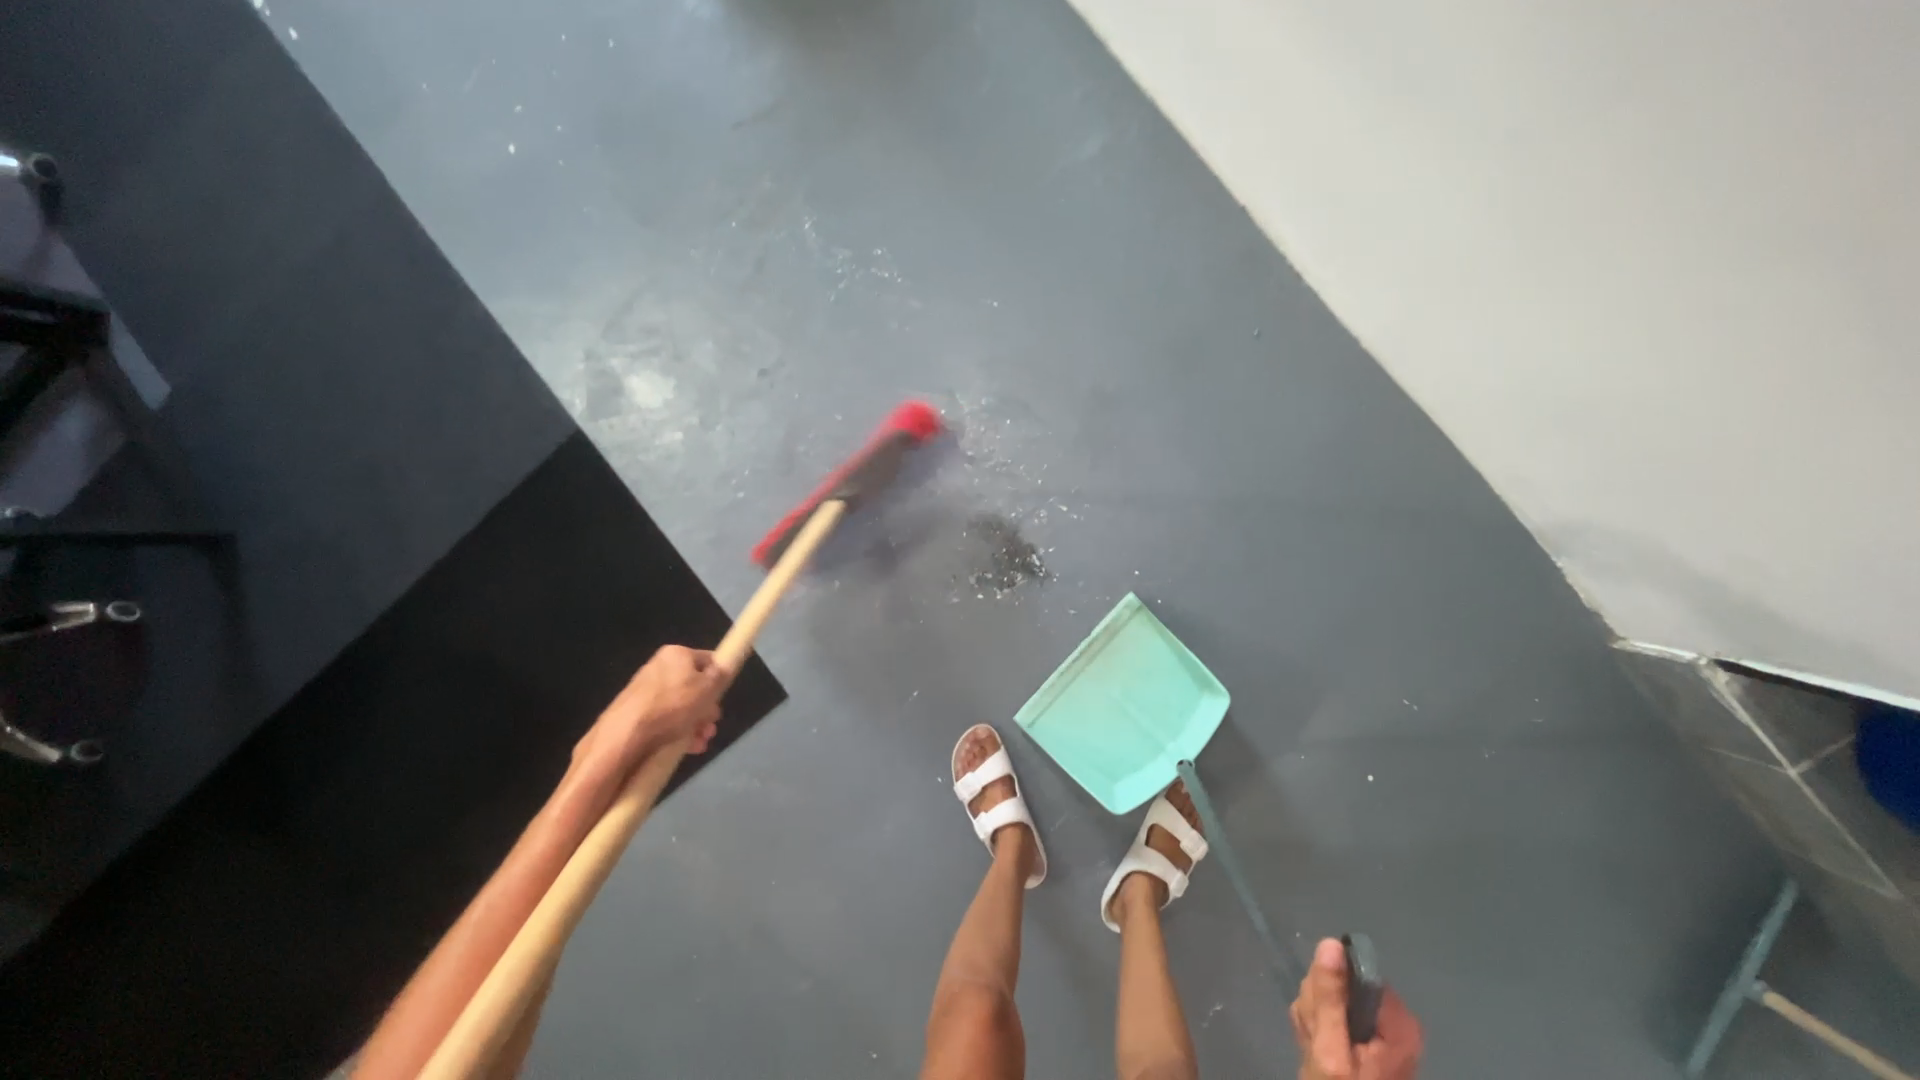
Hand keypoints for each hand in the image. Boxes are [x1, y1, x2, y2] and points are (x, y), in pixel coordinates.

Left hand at [573, 646, 727, 781]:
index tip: (724, 697)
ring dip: (696, 724)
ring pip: (681, 707)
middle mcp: (659, 668)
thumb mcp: (708, 688)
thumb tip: (727, 664)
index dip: (720, 678)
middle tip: (712, 724)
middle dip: (707, 708)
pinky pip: (666, 720)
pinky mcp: (636, 713)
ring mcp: (646, 692)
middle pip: (694, 686)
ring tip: (702, 741)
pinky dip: (679, 732)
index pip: (707, 659)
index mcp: (676, 654)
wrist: (624, 735)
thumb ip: (721, 674)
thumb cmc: (672, 706)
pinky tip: (688, 747)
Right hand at [1291, 938, 1422, 1079]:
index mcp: (1398, 1021)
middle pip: (1345, 983)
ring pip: (1334, 997)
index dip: (1329, 985)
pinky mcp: (1369, 1039)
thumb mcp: (1330, 1051)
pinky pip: (1336, 1014)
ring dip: (1314, 1017)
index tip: (1316, 1014)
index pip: (1356, 972)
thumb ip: (1329, 998)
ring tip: (1314, 1047)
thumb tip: (1330, 943)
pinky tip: (1316, 1048)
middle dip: (1318, 1005)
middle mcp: (1396, 1020)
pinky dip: (1319, 1027)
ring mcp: (1383, 1031)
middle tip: (1315, 1038)